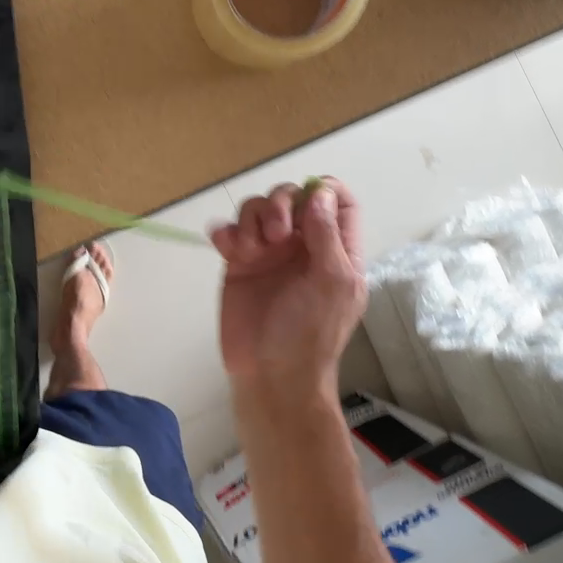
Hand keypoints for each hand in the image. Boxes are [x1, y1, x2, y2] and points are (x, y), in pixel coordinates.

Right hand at [212, 179, 367, 398]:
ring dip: (251, 220)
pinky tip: (227, 249)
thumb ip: (327, 236)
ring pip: (256, 209)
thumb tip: (318, 193)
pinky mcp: (237, 264)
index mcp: (335, 249)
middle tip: (276, 235)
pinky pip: (228, 232)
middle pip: (291, 197)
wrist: (270, 372)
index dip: (324, 190)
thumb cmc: (310, 333)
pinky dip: (225, 232)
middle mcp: (301, 245)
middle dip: (280, 205)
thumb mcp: (332, 283)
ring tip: (250, 250)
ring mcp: (267, 254)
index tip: (308, 200)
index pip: (338, 201)